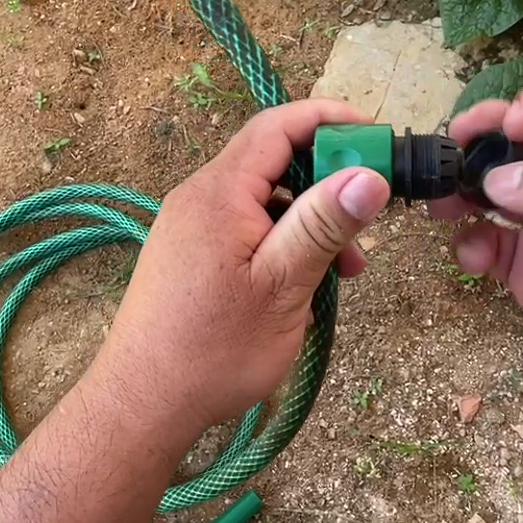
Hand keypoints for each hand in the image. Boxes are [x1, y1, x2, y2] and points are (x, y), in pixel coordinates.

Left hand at [91, 99, 390, 442]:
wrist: (144, 402)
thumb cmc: (214, 348)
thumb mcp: (282, 284)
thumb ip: (322, 224)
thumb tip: (370, 174)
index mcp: (219, 191)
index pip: (277, 126)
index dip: (329, 120)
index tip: (378, 136)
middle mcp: (200, 196)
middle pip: (272, 160)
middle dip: (327, 180)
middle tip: (368, 216)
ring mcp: (192, 226)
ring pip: (264, 199)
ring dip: (310, 220)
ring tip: (346, 268)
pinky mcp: (192, 253)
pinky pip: (247, 227)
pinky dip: (284, 242)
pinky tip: (306, 282)